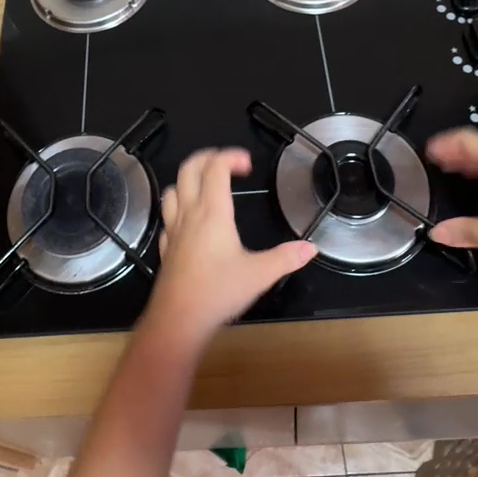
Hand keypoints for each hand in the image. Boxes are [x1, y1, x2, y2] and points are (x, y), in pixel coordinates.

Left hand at [144, 148, 316, 344]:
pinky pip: (168, 217)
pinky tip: (189, 221)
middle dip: (207, 157)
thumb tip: (311, 248)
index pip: (216, 167)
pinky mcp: (166, 247)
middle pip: (189, 168)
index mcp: (212, 212)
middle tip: (227, 163)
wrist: (178, 320)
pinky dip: (178, 208)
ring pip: (172, 189)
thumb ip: (286, 258)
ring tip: (206, 186)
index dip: (231, 156)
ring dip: (188, 180)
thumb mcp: (259, 275)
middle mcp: (189, 213)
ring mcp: (174, 229)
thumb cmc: (218, 292)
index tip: (247, 163)